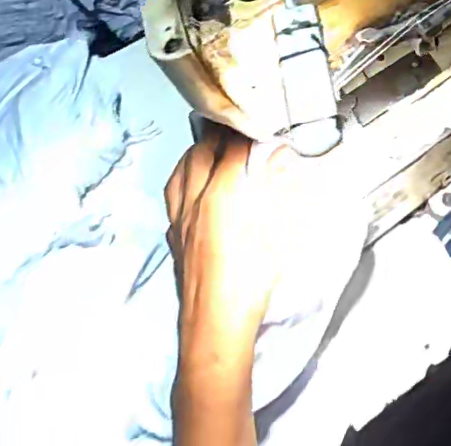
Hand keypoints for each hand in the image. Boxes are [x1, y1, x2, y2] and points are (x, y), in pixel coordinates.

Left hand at [167, 127, 291, 346]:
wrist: (214, 331)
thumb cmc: (249, 284)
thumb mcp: (277, 231)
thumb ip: (276, 190)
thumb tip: (277, 160)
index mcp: (222, 195)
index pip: (233, 148)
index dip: (245, 130)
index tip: (256, 120)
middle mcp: (195, 202)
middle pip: (200, 153)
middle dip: (216, 133)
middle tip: (230, 124)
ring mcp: (180, 222)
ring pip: (179, 174)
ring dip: (193, 153)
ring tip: (205, 146)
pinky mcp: (174, 241)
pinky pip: (172, 199)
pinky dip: (182, 183)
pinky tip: (191, 190)